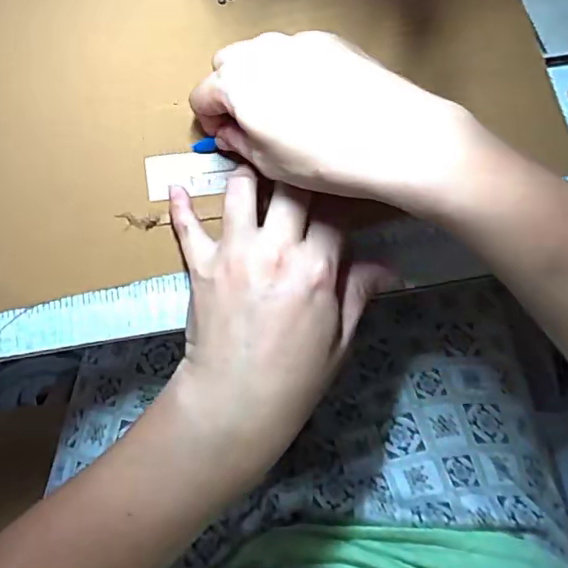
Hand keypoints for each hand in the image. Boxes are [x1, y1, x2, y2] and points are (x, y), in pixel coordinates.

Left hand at [162, 172, 393, 483]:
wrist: (235, 402)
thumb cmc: (296, 376)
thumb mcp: (340, 338)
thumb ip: (358, 292)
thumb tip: (389, 266)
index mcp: (315, 268)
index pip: (332, 211)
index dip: (339, 193)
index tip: (340, 185)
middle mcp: (274, 249)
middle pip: (289, 187)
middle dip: (295, 172)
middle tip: (296, 166)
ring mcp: (233, 252)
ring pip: (239, 191)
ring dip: (247, 175)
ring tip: (252, 167)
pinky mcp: (200, 263)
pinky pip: (186, 226)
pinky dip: (180, 205)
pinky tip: (178, 187)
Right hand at [189, 31, 494, 213]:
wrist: (395, 137)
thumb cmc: (331, 157)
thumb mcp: (270, 163)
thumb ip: (239, 142)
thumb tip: (230, 134)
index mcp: (236, 84)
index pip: (201, 95)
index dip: (208, 120)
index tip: (223, 135)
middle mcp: (261, 53)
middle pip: (225, 65)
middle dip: (228, 90)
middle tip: (248, 120)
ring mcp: (296, 42)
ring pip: (260, 53)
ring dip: (258, 76)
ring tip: (282, 108)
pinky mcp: (328, 41)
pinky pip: (294, 50)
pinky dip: (292, 68)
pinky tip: (314, 97)